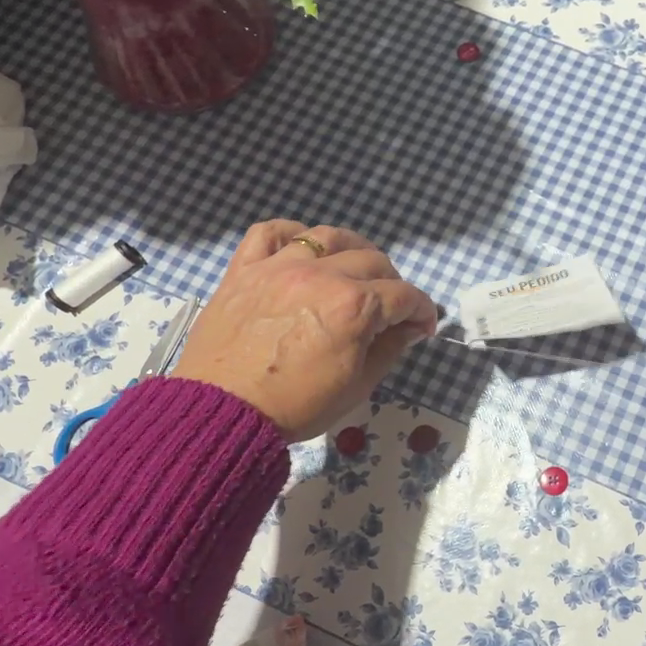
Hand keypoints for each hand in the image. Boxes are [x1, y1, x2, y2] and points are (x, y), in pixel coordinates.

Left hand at [170, 221, 437, 440]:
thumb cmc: (297, 406)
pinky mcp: (244, 269)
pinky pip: (269, 232)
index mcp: (354, 306)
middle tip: (389, 308)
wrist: (223, 413)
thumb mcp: (358, 385)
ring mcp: (279, 267)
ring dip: (353, 249)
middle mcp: (322, 275)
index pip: (405, 296)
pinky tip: (301, 249)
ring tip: (354, 269)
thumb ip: (391, 348)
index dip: (422, 311)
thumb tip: (410, 327)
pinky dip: (291, 234)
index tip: (422, 326)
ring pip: (329, 237)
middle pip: (374, 261)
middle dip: (393, 284)